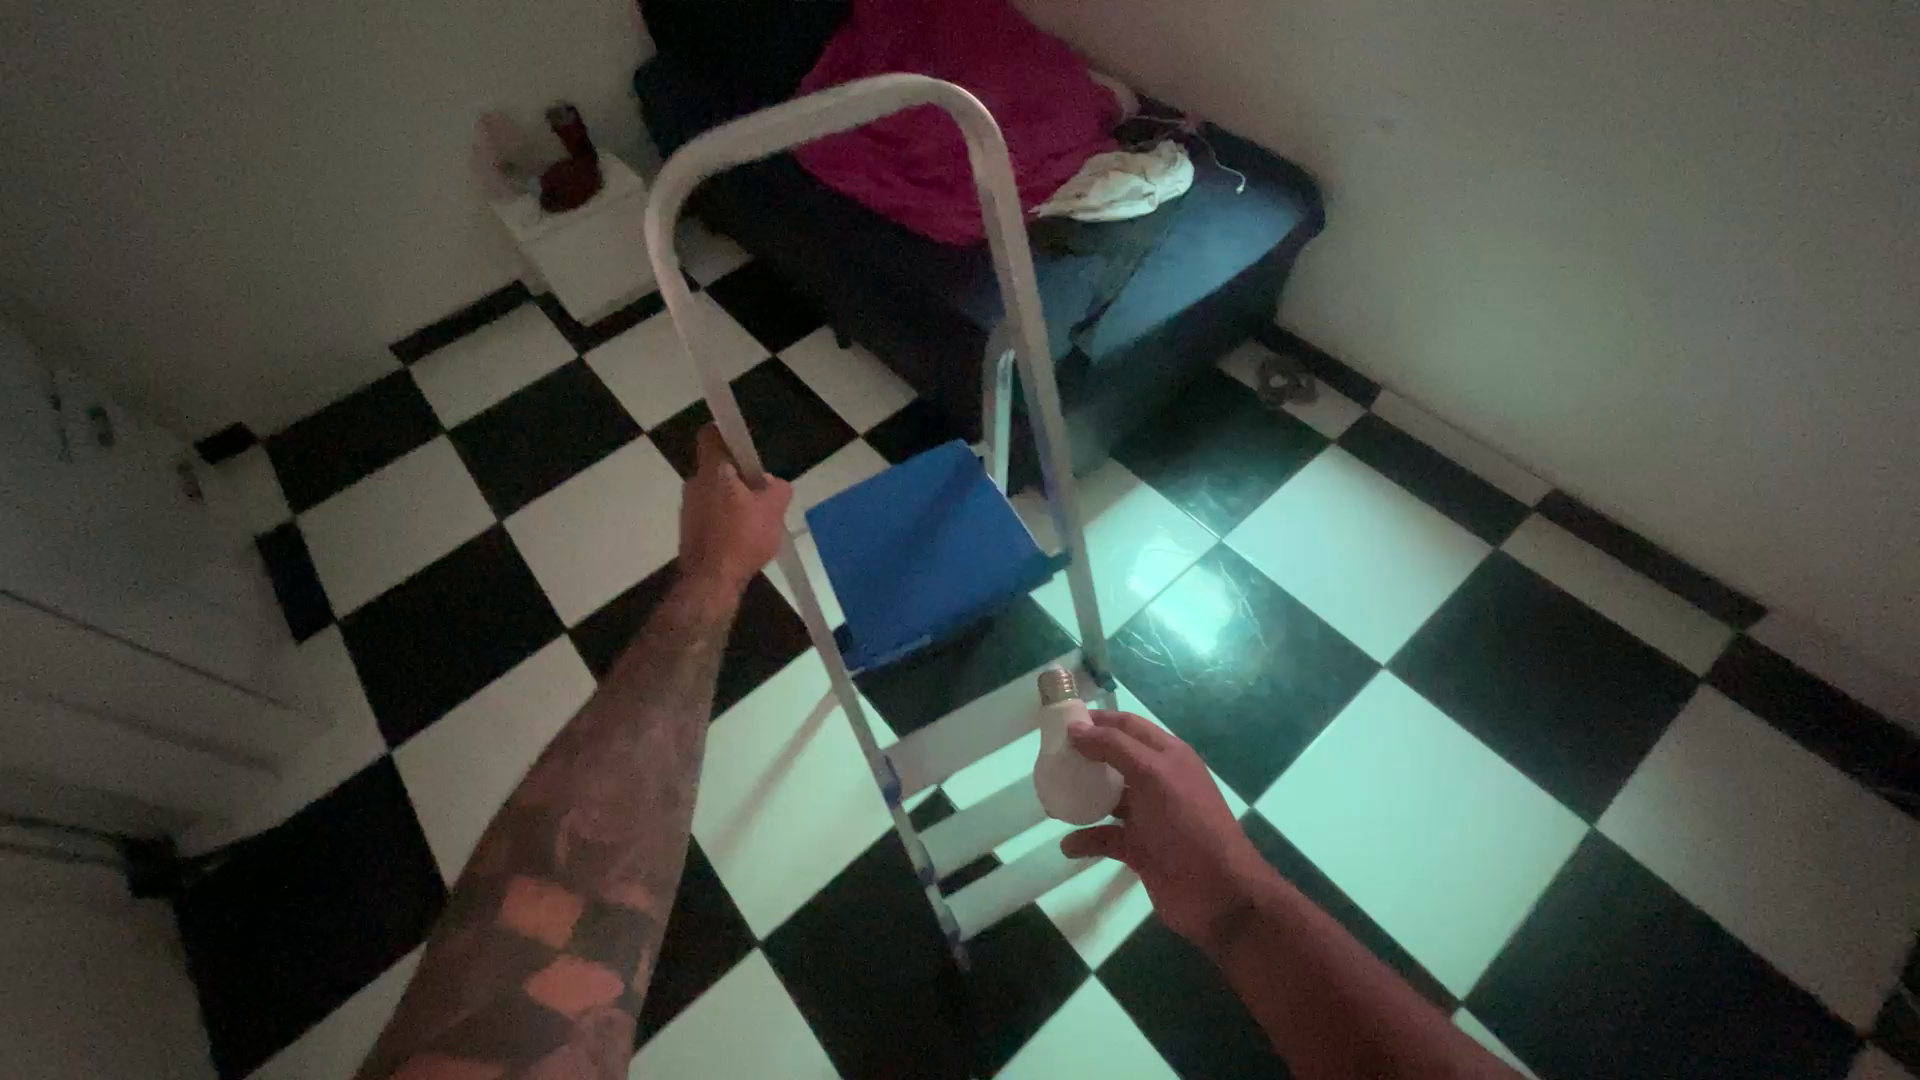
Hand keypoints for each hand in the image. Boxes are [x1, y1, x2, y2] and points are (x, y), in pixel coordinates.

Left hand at [678, 425, 791, 597]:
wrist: (711, 581)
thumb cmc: (742, 538)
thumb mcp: (774, 510)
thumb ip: (778, 489)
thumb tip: (772, 484)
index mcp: (714, 471)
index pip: (711, 435)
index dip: (726, 433)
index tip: (743, 447)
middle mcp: (695, 484)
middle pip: (718, 468)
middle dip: (740, 478)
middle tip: (762, 495)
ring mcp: (688, 508)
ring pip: (715, 493)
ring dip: (733, 502)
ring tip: (755, 524)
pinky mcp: (688, 530)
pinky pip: (710, 515)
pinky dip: (725, 522)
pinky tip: (741, 541)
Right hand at [1061, 711, 1276, 946]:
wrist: (1219, 895)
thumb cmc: (1188, 825)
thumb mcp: (1153, 775)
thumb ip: (1114, 747)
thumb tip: (1075, 728)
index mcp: (1167, 755)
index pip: (1127, 725)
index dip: (1096, 720)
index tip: (1060, 722)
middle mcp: (1157, 781)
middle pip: (1114, 759)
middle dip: (1084, 756)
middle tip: (1050, 757)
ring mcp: (1149, 816)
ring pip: (1108, 798)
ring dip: (1082, 796)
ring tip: (1051, 796)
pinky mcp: (1140, 849)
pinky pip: (1105, 838)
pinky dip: (1085, 840)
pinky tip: (1067, 844)